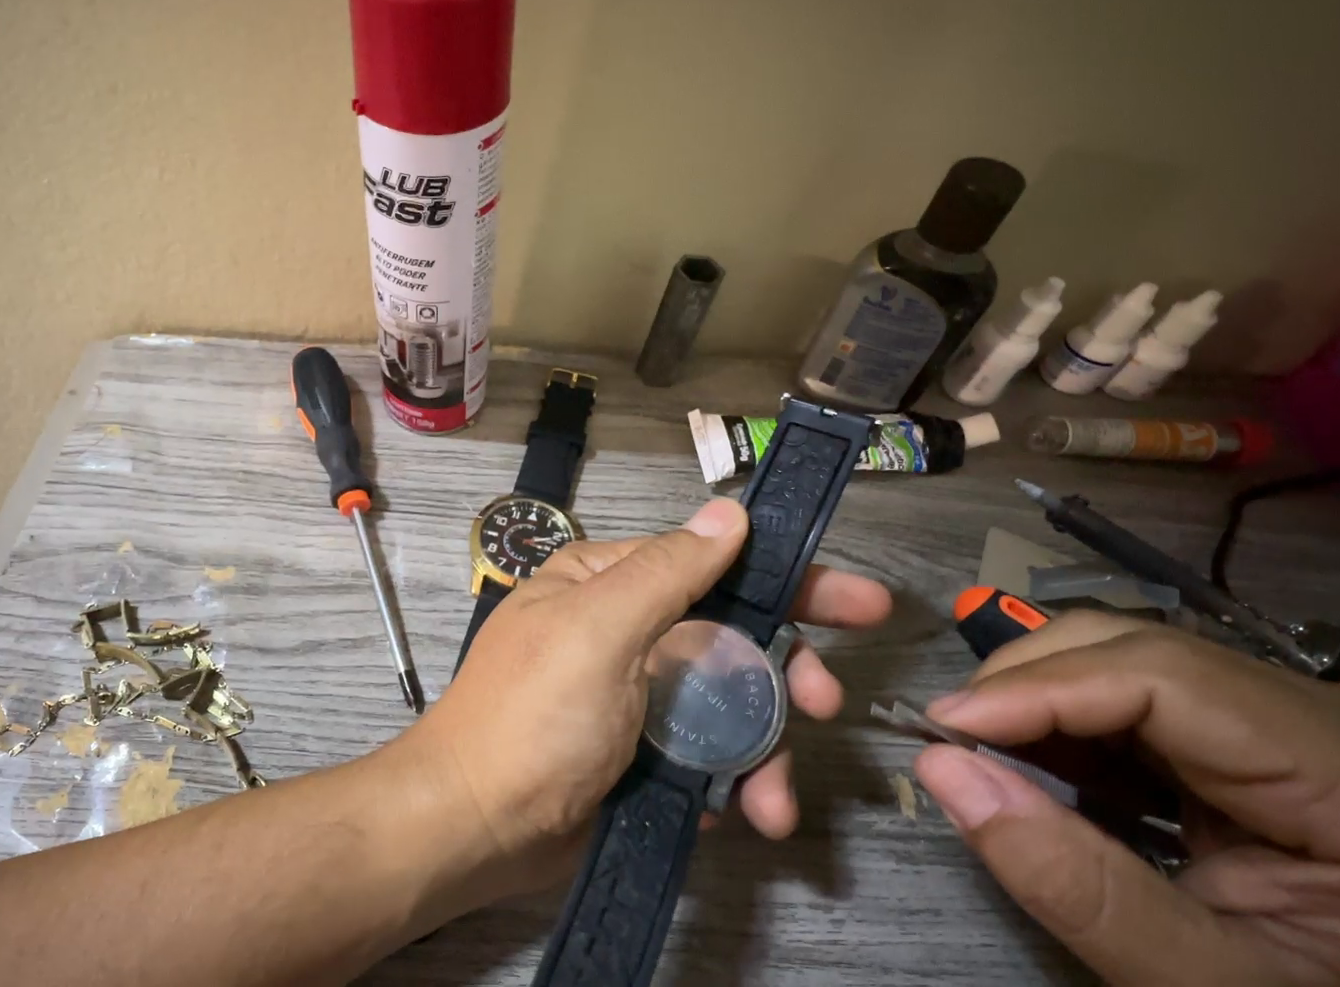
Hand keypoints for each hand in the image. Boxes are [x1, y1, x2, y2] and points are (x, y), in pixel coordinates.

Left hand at [398, 497, 891, 897]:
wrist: (478, 825)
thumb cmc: (534, 716)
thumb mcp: (597, 630)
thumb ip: (667, 573)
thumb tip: (729, 513)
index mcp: (606, 584)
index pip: (711, 564)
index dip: (787, 580)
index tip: (861, 606)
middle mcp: (624, 630)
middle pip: (732, 636)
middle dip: (787, 674)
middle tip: (828, 704)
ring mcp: (635, 694)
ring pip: (729, 703)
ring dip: (764, 749)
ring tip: (773, 802)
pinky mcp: (643, 752)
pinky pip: (708, 752)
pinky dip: (734, 781)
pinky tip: (739, 812)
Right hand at [915, 612, 1339, 985]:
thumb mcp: (1212, 981)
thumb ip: (1083, 886)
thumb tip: (941, 772)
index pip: (1165, 678)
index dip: (1041, 689)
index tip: (946, 728)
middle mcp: (1321, 720)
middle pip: (1134, 649)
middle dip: (1024, 683)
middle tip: (953, 741)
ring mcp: (1279, 720)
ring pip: (1120, 662)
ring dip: (1033, 702)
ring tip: (982, 754)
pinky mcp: (1241, 736)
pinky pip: (1128, 700)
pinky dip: (1061, 728)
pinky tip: (1033, 767)